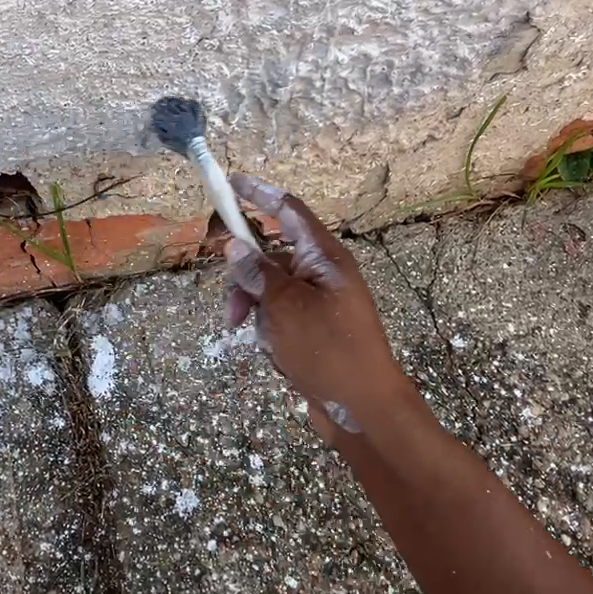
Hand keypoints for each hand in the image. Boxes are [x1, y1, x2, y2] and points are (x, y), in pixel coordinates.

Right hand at [222, 174, 408, 425]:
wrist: (364, 411)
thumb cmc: (328, 349)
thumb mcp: (285, 307)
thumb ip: (257, 273)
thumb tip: (235, 246)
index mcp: (324, 256)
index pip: (288, 210)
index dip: (259, 193)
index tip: (232, 181)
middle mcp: (322, 273)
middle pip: (270, 254)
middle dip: (243, 274)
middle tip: (229, 302)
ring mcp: (318, 302)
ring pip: (268, 287)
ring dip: (252, 305)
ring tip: (246, 332)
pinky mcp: (312, 329)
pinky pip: (277, 314)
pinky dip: (266, 326)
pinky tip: (271, 350)